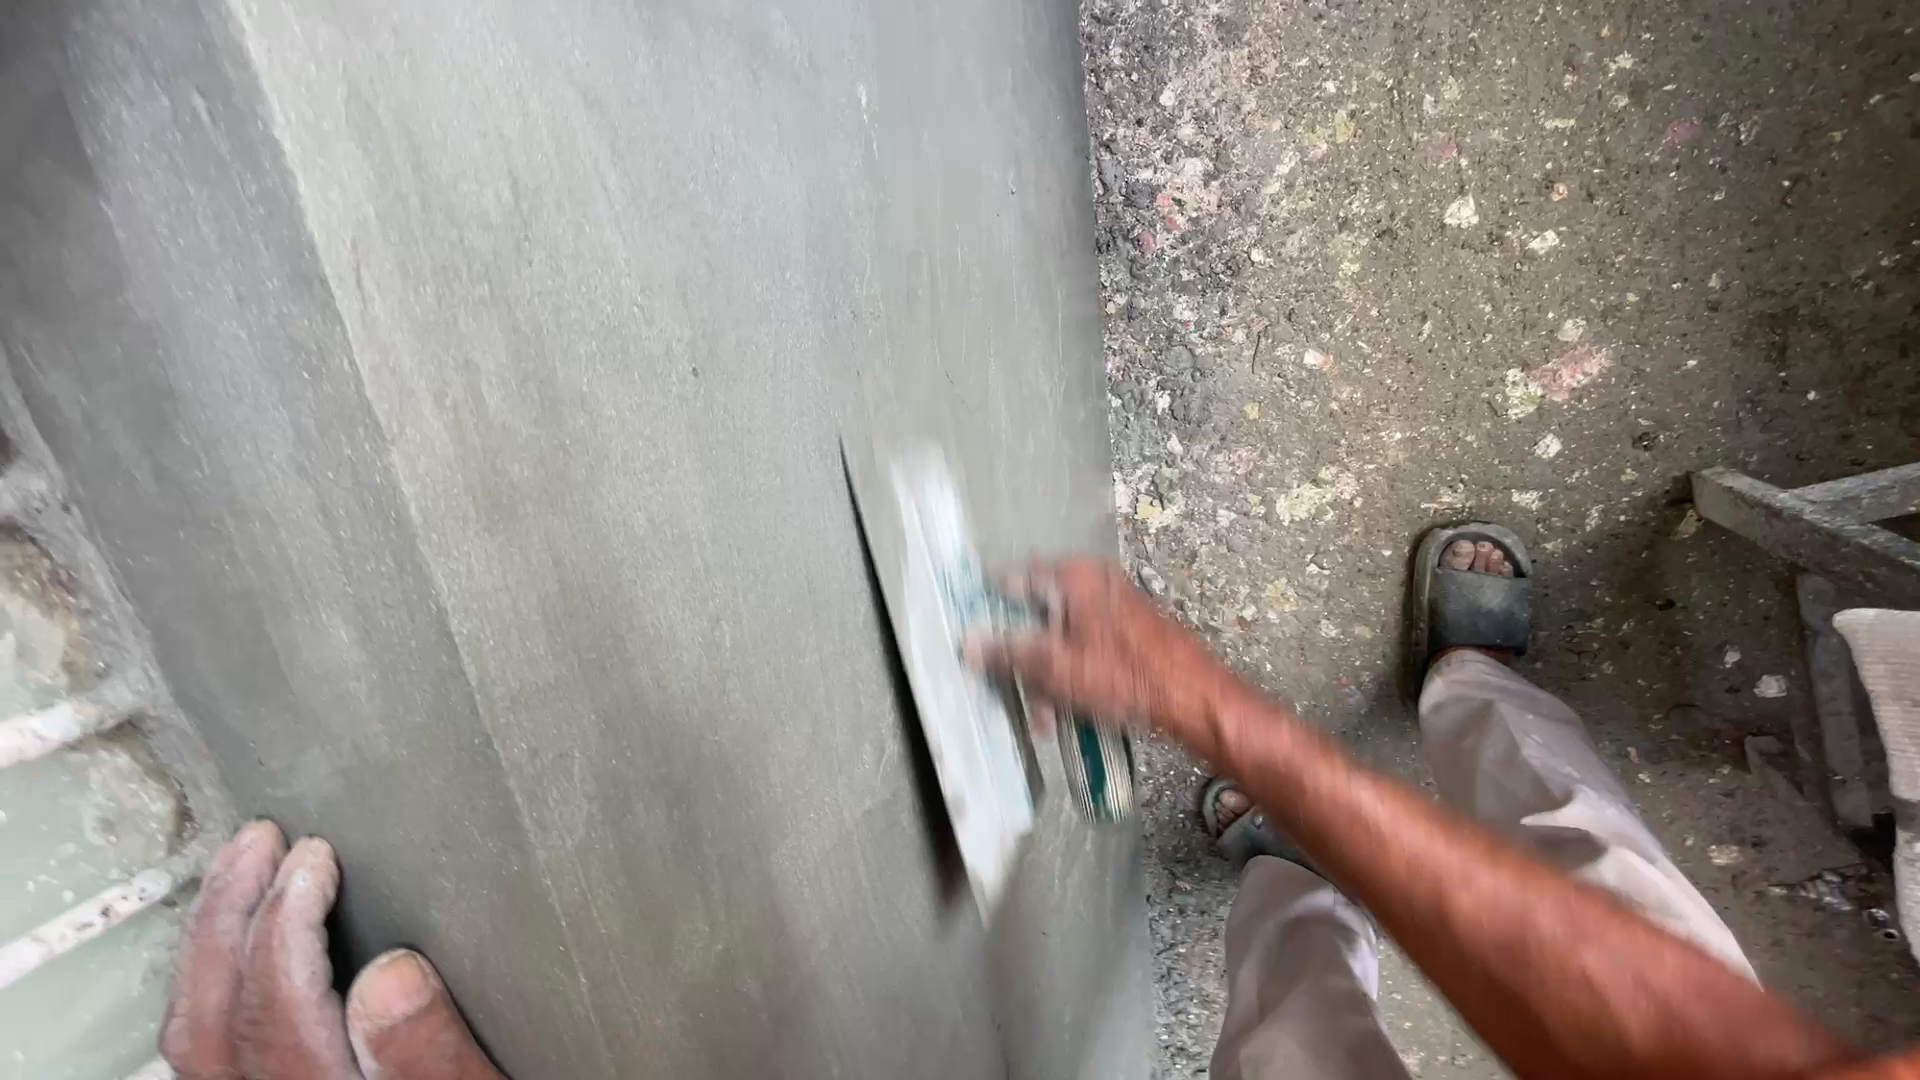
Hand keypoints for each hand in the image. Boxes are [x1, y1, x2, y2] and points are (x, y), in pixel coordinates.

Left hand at [161, 821, 507, 1079]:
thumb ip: (431, 1053)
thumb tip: (389, 973)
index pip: (275, 1013)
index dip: (283, 925)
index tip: (315, 857)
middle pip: (211, 1024)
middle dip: (230, 918)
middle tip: (262, 843)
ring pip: (192, 1042)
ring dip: (211, 943)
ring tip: (243, 875)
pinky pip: (207, 1053)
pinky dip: (215, 982)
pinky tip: (247, 946)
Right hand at [966, 557, 1242, 759]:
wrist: (1193, 697)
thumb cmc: (1121, 675)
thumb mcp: (1054, 666)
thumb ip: (1007, 651)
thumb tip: (967, 641)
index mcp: (1073, 576)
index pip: (1014, 581)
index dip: (991, 610)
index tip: (976, 638)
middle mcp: (1093, 581)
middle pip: (1039, 616)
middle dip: (1027, 662)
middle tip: (1022, 697)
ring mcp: (1112, 605)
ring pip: (1063, 637)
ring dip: (1050, 678)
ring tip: (1049, 719)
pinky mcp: (1127, 629)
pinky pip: (1086, 646)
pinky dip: (1074, 674)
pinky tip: (1071, 710)